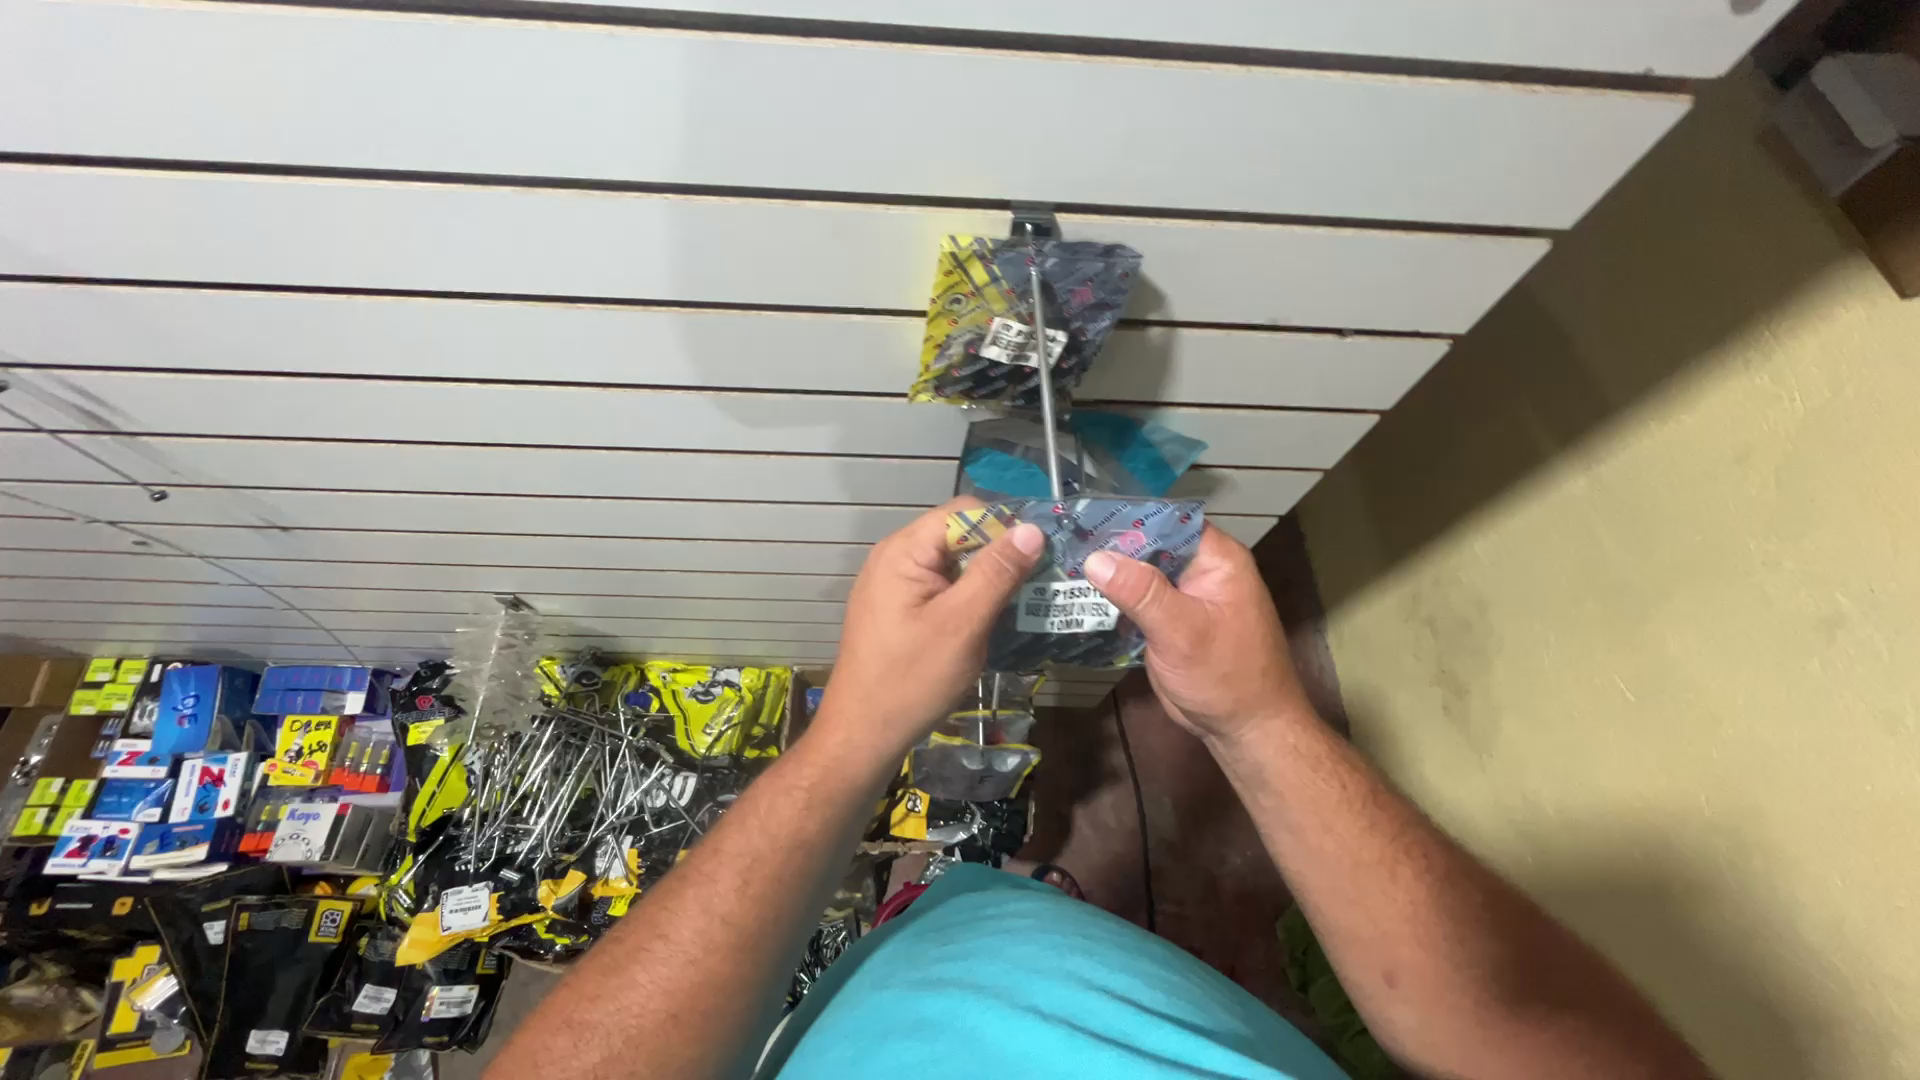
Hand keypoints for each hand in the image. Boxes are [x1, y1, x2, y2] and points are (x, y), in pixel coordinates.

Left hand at [816, 497, 1043, 760]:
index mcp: (904, 551)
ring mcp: (893, 585)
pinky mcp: (897, 609)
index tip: (1042, 554)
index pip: (964, 512)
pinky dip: (967, 597)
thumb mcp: (963, 624)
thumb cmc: (912, 679)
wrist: (862, 734)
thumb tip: (1032, 529)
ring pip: (952, 564)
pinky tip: (989, 620)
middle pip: (958, 535)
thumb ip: (997, 573)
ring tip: (1022, 602)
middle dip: (998, 553)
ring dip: (986, 578)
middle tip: (1039, 581)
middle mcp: (895, 557)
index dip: (1005, 526)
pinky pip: (940, 588)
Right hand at [1083, 525, 1313, 745]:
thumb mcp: (1182, 631)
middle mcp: (1199, 569)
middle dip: (1108, 546)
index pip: (1167, 520)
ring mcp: (1183, 596)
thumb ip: (1141, 592)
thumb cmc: (1226, 677)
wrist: (1244, 730)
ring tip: (1058, 565)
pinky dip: (1111, 600)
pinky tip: (1074, 596)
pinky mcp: (1168, 621)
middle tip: (1060, 542)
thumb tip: (1095, 558)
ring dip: (1105, 574)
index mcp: (1215, 558)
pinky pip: (1136, 600)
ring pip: (1138, 573)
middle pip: (1148, 544)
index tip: (1082, 517)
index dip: (1126, 516)